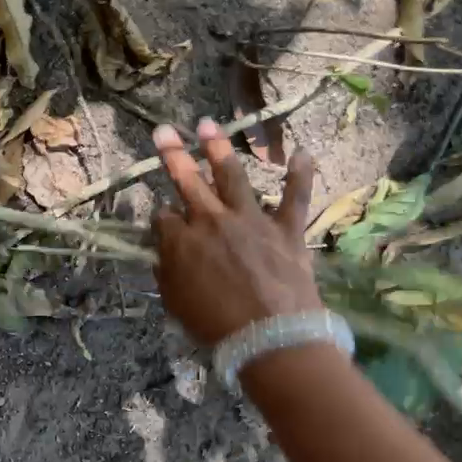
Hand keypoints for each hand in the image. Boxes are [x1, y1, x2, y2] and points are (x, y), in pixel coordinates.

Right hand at [151, 119, 321, 345]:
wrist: (270, 335)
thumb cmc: (212, 323)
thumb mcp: (173, 298)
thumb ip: (166, 268)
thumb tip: (165, 250)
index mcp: (179, 240)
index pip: (162, 216)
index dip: (159, 217)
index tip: (162, 225)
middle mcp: (211, 221)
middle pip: (186, 181)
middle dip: (173, 155)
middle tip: (163, 131)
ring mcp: (251, 221)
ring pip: (231, 177)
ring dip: (218, 149)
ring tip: (209, 125)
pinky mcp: (287, 229)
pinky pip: (295, 196)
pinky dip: (300, 174)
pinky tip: (301, 152)